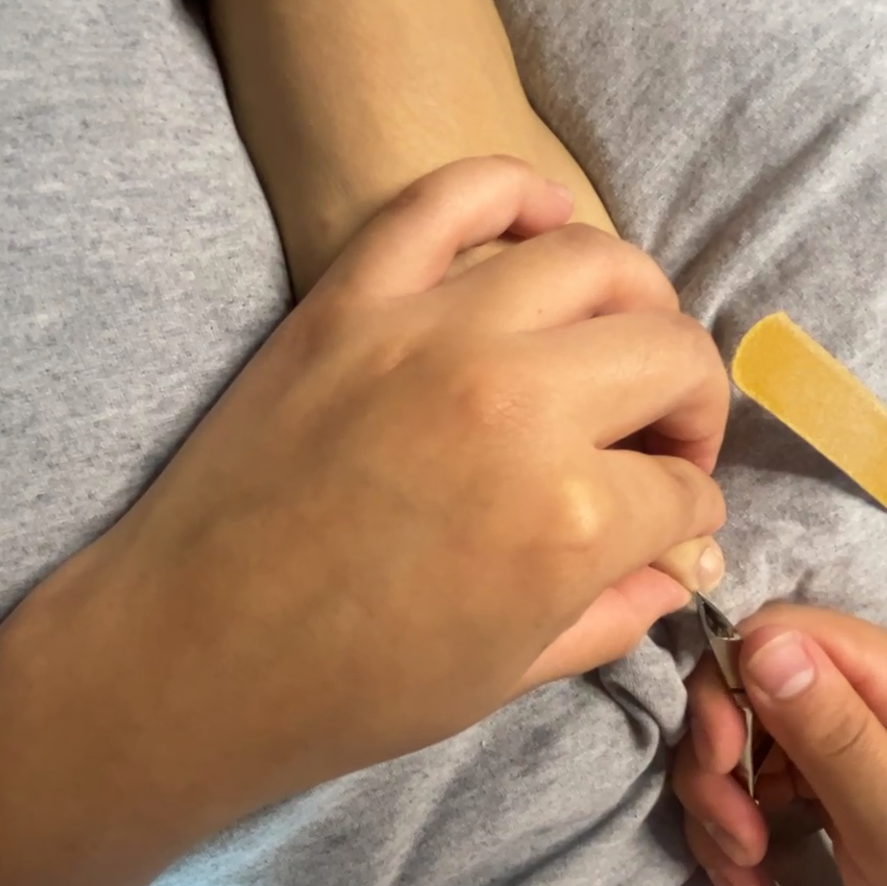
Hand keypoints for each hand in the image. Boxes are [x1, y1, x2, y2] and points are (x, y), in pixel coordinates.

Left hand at [19, 155, 727, 823]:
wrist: (193, 654)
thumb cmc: (350, 689)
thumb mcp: (511, 677)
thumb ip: (615, 610)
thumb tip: (676, 563)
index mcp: (570, 522)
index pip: (683, 493)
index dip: (689, 516)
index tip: (672, 523)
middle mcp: (519, 405)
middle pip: (671, 356)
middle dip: (693, 407)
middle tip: (662, 444)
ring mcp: (428, 335)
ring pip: (592, 259)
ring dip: (636, 302)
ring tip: (620, 345)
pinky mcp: (350, 300)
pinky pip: (451, 198)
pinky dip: (512, 196)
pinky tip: (542, 227)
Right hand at [676, 604, 886, 885]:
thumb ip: (839, 736)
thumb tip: (759, 643)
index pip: (786, 629)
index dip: (730, 680)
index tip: (718, 762)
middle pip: (754, 679)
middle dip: (720, 753)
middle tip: (732, 834)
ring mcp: (865, 727)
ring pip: (746, 727)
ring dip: (724, 795)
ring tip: (744, 869)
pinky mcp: (844, 764)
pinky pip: (763, 766)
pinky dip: (741, 817)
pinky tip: (751, 874)